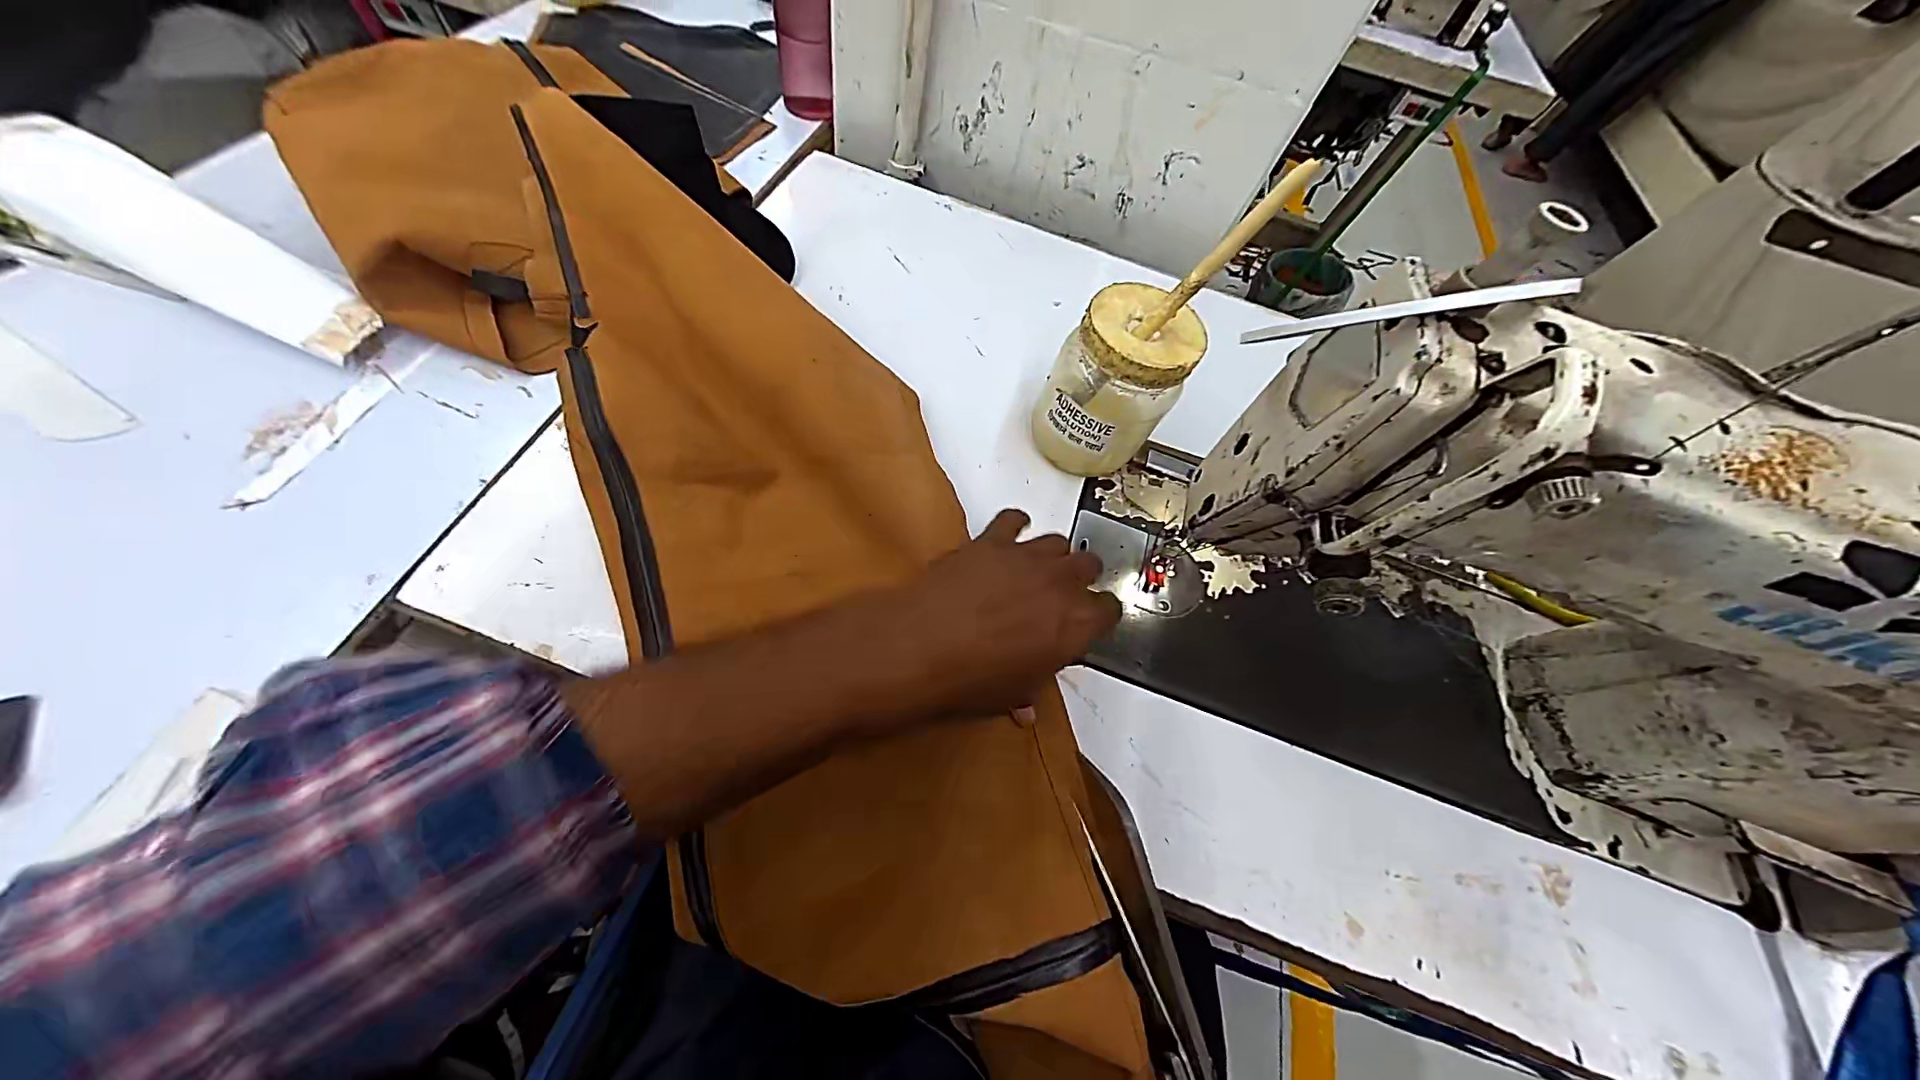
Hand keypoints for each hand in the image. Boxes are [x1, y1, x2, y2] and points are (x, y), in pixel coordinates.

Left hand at [866, 509, 1122, 722]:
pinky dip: (1016, 524)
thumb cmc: (969, 675)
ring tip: (1043, 565)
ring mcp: (1027, 557)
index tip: (1093, 619)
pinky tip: (1015, 529)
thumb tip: (1026, 703)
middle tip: (1068, 590)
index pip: (1109, 611)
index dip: (1101, 615)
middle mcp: (1059, 583)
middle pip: (1089, 566)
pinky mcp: (993, 541)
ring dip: (1054, 553)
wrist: (922, 646)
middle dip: (1083, 577)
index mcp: (1076, 624)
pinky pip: (1014, 520)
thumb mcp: (1011, 693)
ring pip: (1058, 541)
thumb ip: (1030, 688)